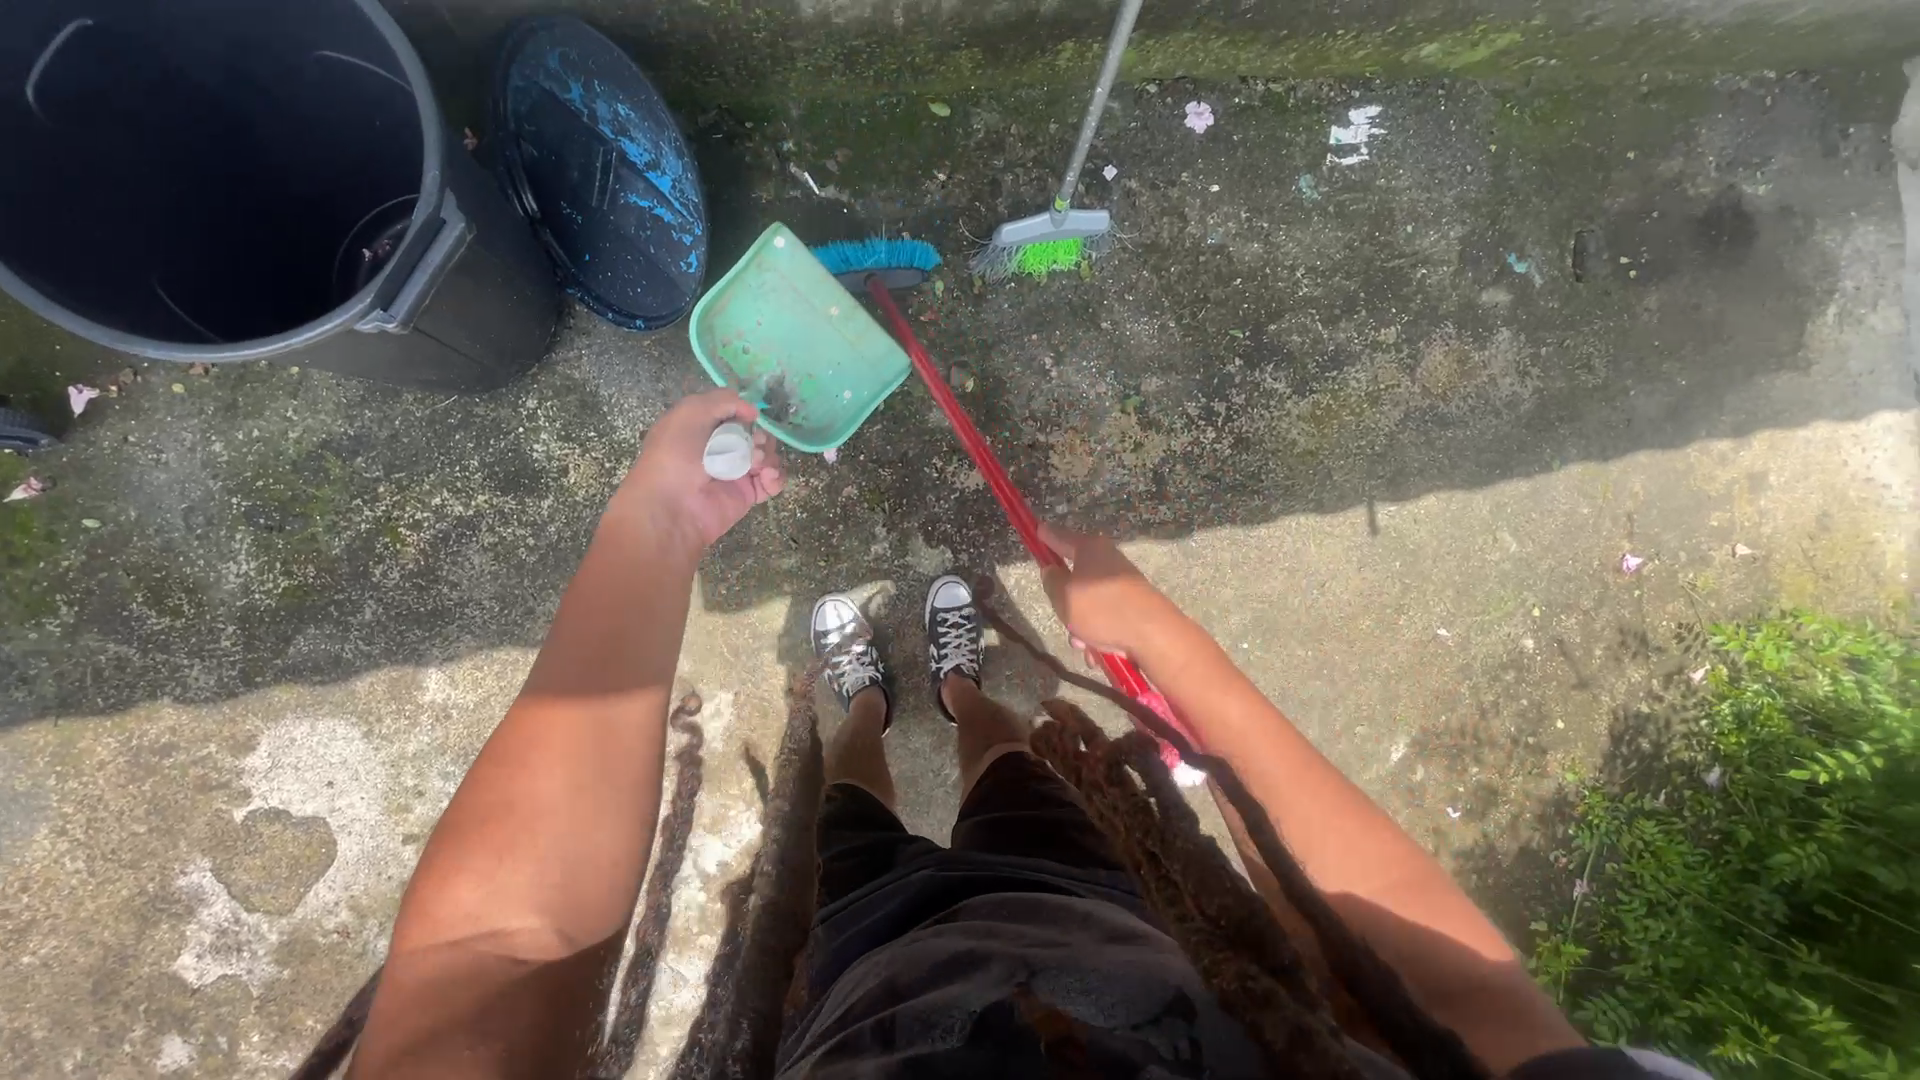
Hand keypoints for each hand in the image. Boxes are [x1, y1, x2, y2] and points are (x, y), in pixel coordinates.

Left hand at [621, 390, 784, 550]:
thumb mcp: (690, 412)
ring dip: (768, 454)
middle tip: (753, 443)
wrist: (674, 505)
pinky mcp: (748, 493)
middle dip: (759, 434)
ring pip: (767, 454)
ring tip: (757, 463)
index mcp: (701, 427)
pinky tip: (767, 476)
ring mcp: (736, 471)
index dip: (743, 411)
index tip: (748, 416)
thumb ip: (723, 401)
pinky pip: (773, 480)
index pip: (732, 412)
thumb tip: (752, 412)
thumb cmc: (676, 454)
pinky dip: (776, 476)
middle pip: (754, 432)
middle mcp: (719, 448)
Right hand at [1038, 523, 1181, 659]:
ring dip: (1082, 626)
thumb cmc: (1102, 609)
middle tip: (1065, 620)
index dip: (1046, 536)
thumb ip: (1052, 581)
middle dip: (1067, 605)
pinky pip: (1106, 619)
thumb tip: (1052, 570)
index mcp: (1090, 549)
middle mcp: (1108, 561)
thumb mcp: (1063, 596)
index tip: (1037, 530)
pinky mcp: (1134, 605)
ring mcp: (1122, 584)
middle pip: (1075, 578)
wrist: (1153, 635)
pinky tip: (1100, 653)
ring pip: (1089, 604)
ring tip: (1085, 645)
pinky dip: (1100, 635)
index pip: (1061, 537)